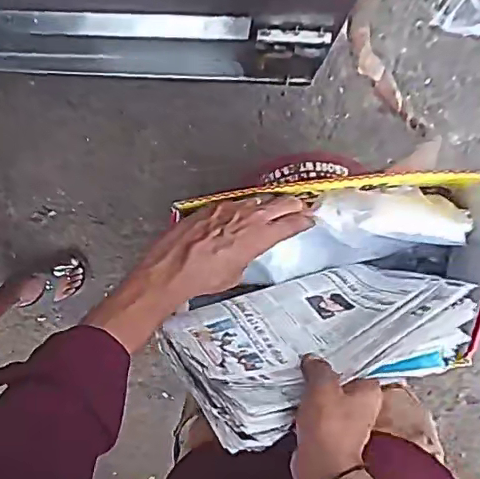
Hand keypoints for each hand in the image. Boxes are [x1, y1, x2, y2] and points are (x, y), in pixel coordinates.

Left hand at [84, 194, 312, 352]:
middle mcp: (244, 217)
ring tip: (277, 205)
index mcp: (257, 236)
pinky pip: (235, 202)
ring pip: (257, 200)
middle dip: (294, 205)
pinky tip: (244, 210)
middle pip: (278, 204)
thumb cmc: (199, 278)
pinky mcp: (209, 208)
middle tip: (303, 205)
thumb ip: (248, 258)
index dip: (303, 220)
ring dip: (269, 203)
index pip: (289, 223)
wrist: (169, 271)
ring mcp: (226, 209)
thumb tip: (248, 255)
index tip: (310, 219)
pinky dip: (245, 206)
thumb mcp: (234, 275)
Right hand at [291, 356, 383, 478]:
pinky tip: (290, 401)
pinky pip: (314, 415)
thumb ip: (318, 369)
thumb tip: (312, 360)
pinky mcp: (327, 434)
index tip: (319, 352)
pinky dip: (303, 410)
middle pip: (338, 383)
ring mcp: (344, 422)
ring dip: (309, 394)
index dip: (337, 359)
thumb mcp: (322, 387)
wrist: (321, 466)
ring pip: (324, 399)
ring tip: (293, 380)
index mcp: (369, 391)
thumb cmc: (328, 426)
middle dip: (320, 376)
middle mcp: (361, 406)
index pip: (356, 367)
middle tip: (302, 364)